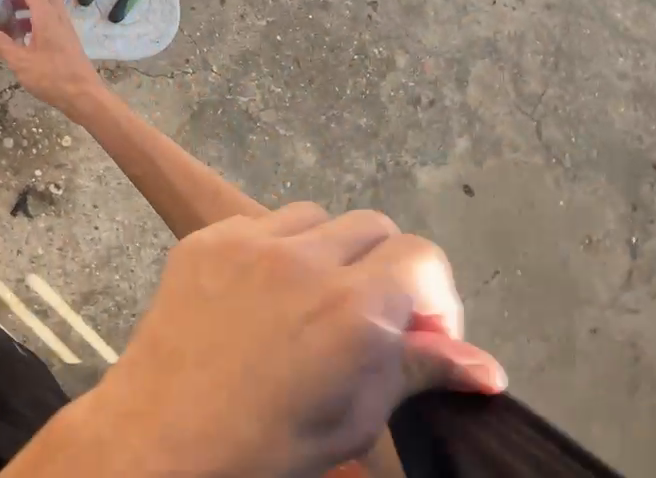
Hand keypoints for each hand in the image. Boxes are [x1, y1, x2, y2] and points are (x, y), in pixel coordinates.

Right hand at [0, 0, 112, 115]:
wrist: (84, 96)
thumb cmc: (51, 76)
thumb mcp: (20, 60)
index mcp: (46, 17)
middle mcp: (59, 18)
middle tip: (7, 3)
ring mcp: (66, 30)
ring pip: (50, 10)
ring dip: (32, 10)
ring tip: (12, 23)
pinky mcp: (69, 42)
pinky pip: (53, 23)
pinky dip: (39, 23)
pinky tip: (26, 41)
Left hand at [90, 205, 506, 476]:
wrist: (169, 424)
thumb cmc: (273, 437)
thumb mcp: (357, 414)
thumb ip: (415, 370)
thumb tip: (485, 366)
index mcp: (354, 305)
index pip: (421, 256)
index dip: (433, 295)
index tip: (420, 334)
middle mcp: (302, 258)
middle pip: (370, 225)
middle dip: (384, 265)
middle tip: (369, 313)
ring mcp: (245, 241)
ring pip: (310, 216)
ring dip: (325, 249)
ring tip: (311, 297)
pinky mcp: (203, 238)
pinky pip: (253, 223)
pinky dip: (270, 247)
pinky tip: (258, 289)